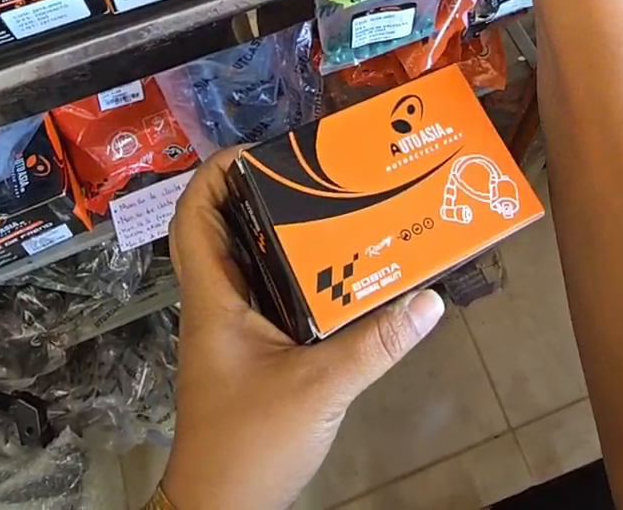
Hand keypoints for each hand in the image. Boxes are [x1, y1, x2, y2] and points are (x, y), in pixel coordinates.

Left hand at [159, 150, 445, 509]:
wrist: (219, 509)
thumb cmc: (251, 441)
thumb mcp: (320, 387)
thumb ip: (374, 343)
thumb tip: (428, 300)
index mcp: (213, 298)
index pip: (193, 218)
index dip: (212, 176)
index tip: (252, 150)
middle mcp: (212, 302)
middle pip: (211, 229)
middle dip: (243, 191)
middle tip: (295, 169)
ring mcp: (223, 327)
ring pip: (233, 259)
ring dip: (261, 227)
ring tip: (311, 202)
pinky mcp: (241, 348)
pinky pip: (255, 290)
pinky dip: (278, 266)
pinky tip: (319, 267)